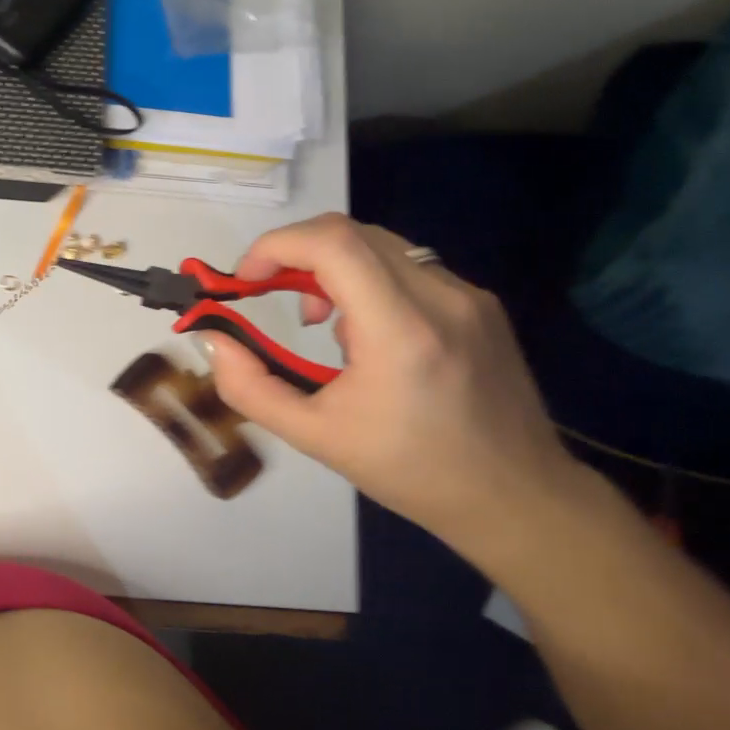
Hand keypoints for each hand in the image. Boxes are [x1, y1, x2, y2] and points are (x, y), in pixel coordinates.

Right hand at [203, 213, 581, 545]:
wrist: (516, 497)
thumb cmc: (410, 470)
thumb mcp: (313, 436)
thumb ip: (249, 387)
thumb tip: (213, 340)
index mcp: (401, 331)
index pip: (332, 243)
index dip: (275, 245)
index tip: (245, 280)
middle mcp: (441, 298)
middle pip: (351, 232)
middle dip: (294, 253)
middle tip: (269, 295)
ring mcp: (468, 296)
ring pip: (379, 244)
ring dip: (329, 265)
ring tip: (317, 319)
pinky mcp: (480, 304)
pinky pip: (407, 267)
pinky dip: (364, 280)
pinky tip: (363, 333)